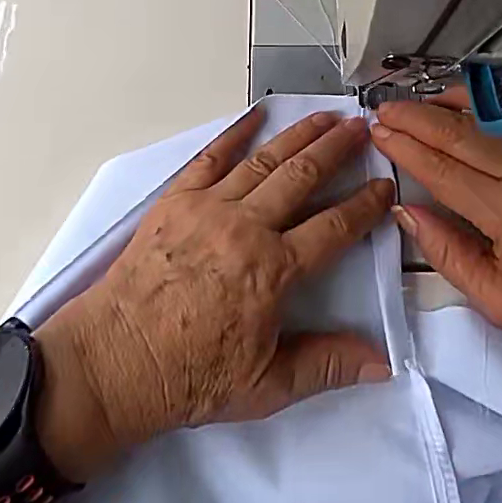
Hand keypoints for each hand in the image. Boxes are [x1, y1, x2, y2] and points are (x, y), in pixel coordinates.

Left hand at [35, 108, 395, 480]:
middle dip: (336, 150)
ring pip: (262, 161)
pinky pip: (209, 158)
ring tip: (324, 118)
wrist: (117, 357)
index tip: (384, 186)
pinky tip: (254, 117)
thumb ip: (327, 364)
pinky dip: (233, 134)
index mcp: (272, 271)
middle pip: (301, 178)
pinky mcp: (174, 201)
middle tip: (361, 130)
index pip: (333, 229)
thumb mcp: (267, 385)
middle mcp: (243, 228)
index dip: (364, 205)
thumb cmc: (189, 374)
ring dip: (296, 136)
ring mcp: (206, 208)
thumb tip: (384, 362)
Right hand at [368, 90, 501, 365]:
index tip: (379, 136)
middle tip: (384, 111)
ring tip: (415, 102)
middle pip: (459, 134)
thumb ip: (447, 254)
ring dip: (446, 102)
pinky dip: (489, 100)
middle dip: (414, 118)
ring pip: (490, 114)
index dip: (404, 149)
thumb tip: (407, 212)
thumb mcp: (500, 301)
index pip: (442, 171)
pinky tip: (465, 99)